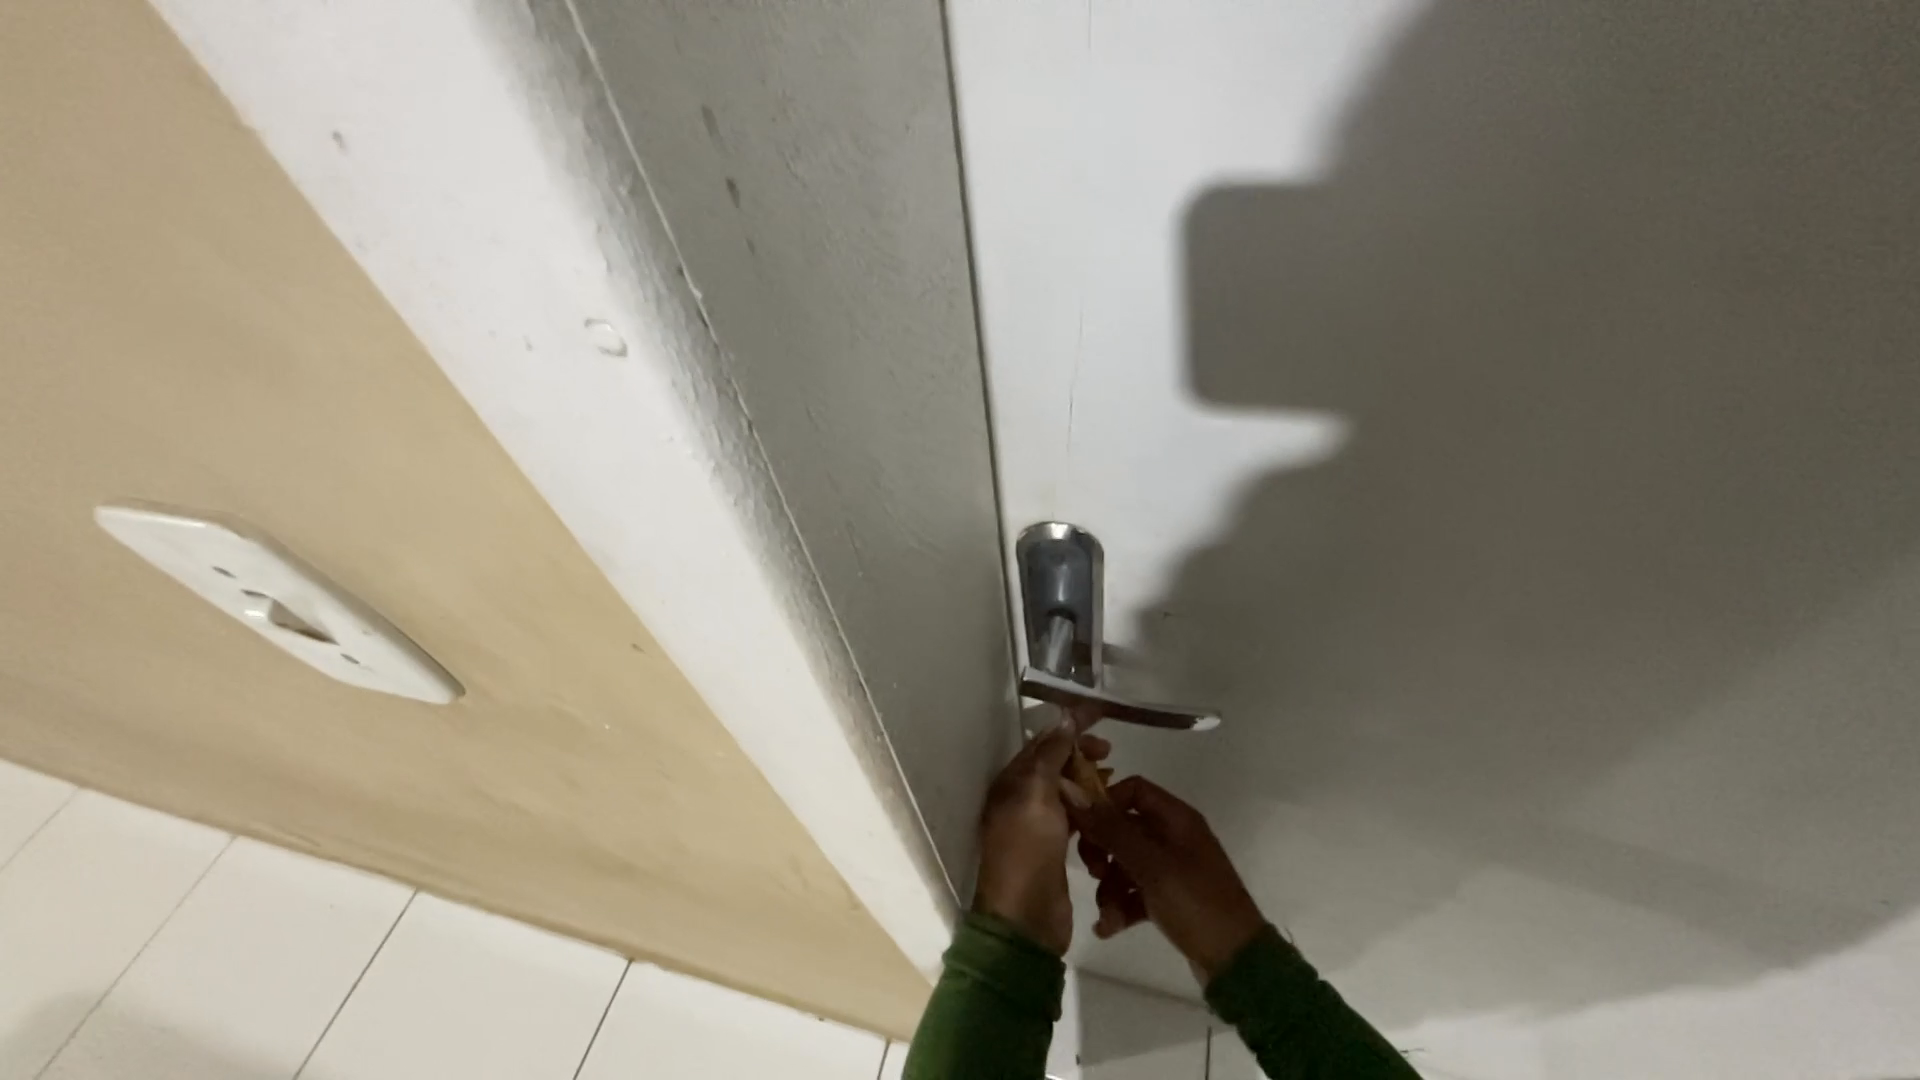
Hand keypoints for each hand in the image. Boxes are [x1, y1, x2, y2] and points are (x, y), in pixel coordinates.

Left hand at [972, 714, 1109, 954]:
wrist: (1025, 919)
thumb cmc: (1027, 851)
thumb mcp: (1036, 796)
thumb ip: (1050, 757)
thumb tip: (1063, 720)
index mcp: (1011, 782)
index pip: (1042, 742)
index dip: (1070, 726)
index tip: (1101, 715)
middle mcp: (1020, 798)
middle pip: (1053, 763)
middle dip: (1080, 752)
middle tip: (1110, 752)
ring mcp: (1036, 824)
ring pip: (1065, 789)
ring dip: (1087, 778)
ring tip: (1113, 777)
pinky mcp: (1053, 847)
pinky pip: (1073, 815)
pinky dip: (1090, 806)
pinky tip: (1108, 809)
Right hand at [1069, 775, 1267, 981]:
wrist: (1237, 963)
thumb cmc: (1196, 903)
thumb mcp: (1151, 865)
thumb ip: (1112, 830)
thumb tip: (1073, 791)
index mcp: (1176, 819)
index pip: (1133, 790)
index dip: (1105, 803)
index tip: (1082, 826)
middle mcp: (1173, 837)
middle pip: (1123, 828)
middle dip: (1102, 851)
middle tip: (1093, 872)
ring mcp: (1171, 869)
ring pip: (1124, 863)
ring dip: (1109, 887)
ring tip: (1107, 914)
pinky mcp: (1168, 898)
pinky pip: (1134, 892)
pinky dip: (1120, 907)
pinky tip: (1108, 929)